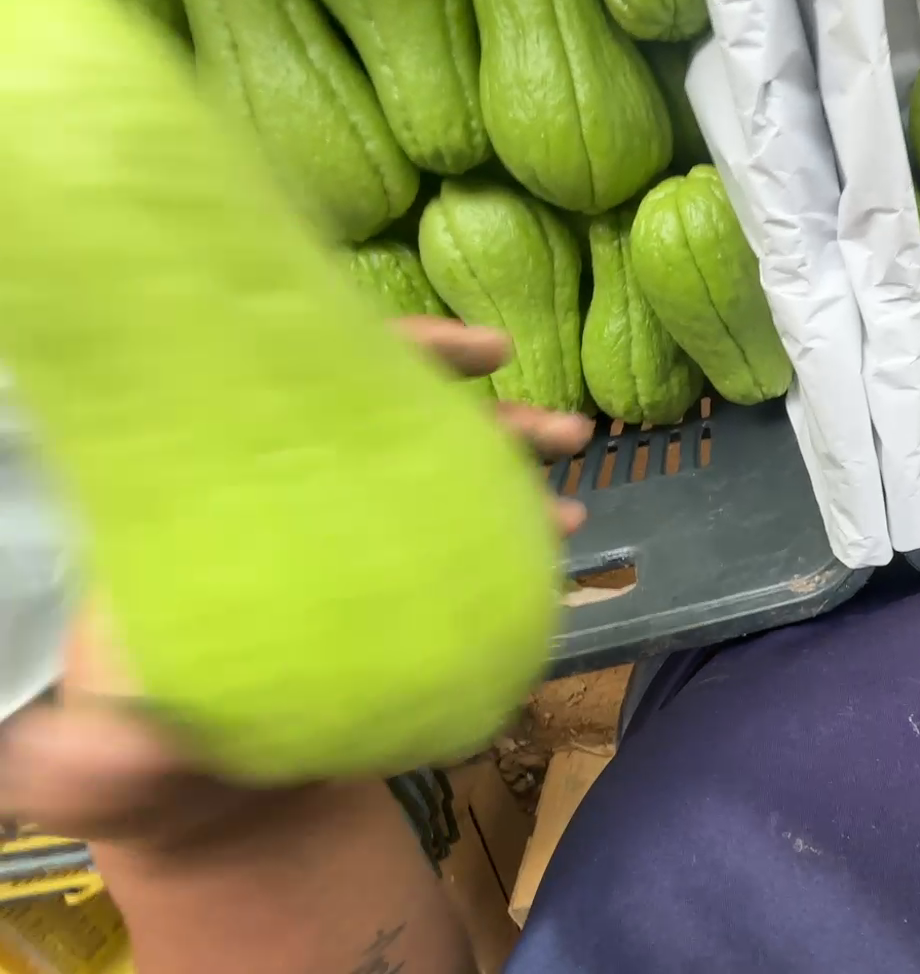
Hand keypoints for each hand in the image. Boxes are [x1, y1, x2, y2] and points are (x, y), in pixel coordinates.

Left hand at [0, 318, 591, 849]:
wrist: (238, 798)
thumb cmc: (159, 765)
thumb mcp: (112, 762)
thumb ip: (108, 750)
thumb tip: (127, 721)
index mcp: (233, 503)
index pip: (312, 395)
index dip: (401, 357)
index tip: (487, 354)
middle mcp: (310, 501)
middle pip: (409, 423)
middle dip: (496, 417)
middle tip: (568, 432)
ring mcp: (371, 538)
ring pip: (457, 471)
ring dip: (525, 463)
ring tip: (578, 493)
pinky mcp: (416, 577)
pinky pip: (480, 531)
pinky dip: (526, 523)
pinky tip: (561, 535)